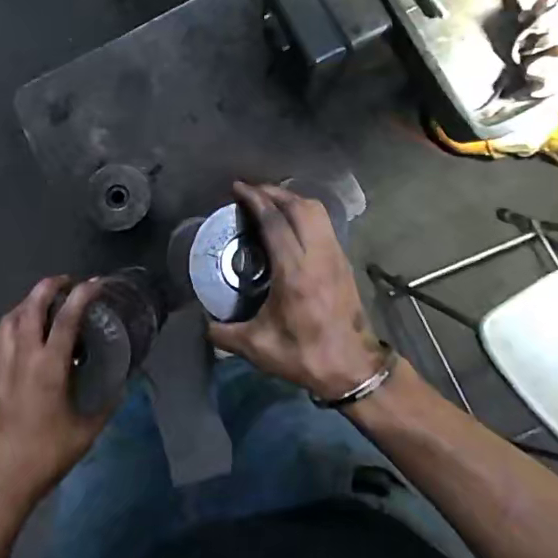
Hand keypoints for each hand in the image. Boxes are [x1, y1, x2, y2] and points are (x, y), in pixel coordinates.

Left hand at [0, 276, 115, 506]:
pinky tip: (28, 337)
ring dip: (27, 303)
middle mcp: (22, 358)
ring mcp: (1, 367)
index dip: (82, 295)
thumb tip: (124, 384)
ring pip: (10, 320)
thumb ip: (107, 404)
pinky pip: (2, 339)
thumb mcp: (86, 432)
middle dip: (47, 286)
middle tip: (66, 281)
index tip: (95, 282)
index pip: (66, 319)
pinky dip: (16, 325)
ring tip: (45, 302)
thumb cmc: (45, 456)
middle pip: (30, 307)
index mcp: (48, 368)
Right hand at [206, 182, 388, 401]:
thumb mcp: (258, 347)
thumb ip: (225, 333)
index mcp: (295, 272)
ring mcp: (335, 256)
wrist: (354, 368)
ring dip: (293, 199)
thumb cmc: (305, 356)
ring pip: (317, 211)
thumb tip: (204, 323)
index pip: (275, 221)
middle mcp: (318, 256)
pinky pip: (324, 224)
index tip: (238, 188)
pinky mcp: (344, 261)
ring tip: (271, 202)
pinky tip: (291, 224)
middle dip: (274, 192)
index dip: (255, 199)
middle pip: (299, 206)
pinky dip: (306, 213)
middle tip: (251, 191)